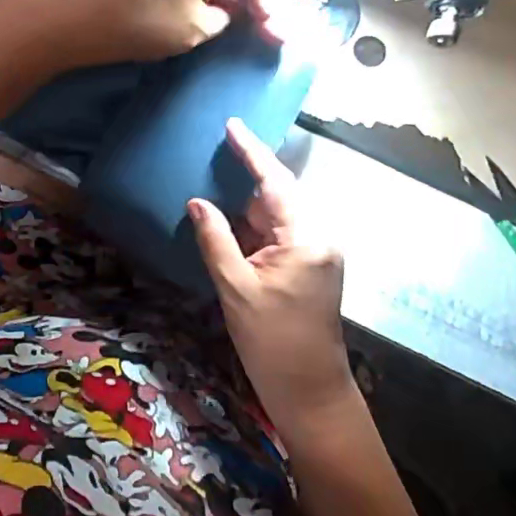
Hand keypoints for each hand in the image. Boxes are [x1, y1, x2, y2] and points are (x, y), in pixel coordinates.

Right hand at [188, 119, 353, 418]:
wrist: (308, 389)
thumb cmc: (271, 340)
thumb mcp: (235, 287)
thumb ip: (216, 239)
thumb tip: (197, 201)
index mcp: (306, 239)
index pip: (275, 184)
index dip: (252, 153)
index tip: (232, 126)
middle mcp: (317, 239)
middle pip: (277, 196)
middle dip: (245, 176)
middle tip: (214, 151)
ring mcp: (314, 254)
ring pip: (274, 216)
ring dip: (244, 204)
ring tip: (212, 181)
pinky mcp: (306, 268)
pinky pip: (275, 235)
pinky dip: (250, 227)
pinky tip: (225, 220)